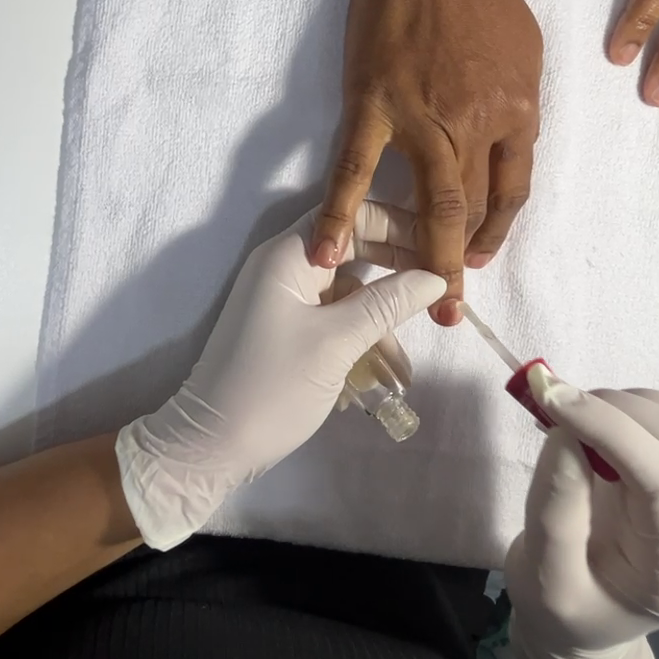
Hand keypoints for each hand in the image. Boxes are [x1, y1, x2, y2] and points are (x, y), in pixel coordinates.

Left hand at [116, 202, 443, 548]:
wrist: (213, 443)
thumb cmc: (272, 385)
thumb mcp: (336, 343)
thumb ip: (386, 303)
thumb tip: (435, 276)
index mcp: (289, 254)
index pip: (351, 215)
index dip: (398, 224)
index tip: (442, 246)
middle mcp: (286, 266)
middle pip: (354, 249)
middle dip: (399, 272)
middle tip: (445, 294)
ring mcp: (287, 298)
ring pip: (351, 290)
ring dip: (384, 319)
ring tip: (412, 364)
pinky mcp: (290, 329)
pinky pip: (337, 318)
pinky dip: (363, 339)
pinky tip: (390, 375)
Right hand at [313, 0, 542, 325]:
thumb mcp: (525, 51)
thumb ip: (516, 107)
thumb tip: (501, 146)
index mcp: (518, 112)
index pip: (512, 190)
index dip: (496, 230)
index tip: (480, 252)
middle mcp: (476, 127)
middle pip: (472, 211)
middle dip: (463, 265)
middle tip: (452, 307)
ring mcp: (423, 121)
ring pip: (427, 208)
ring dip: (424, 263)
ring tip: (421, 306)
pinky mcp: (371, 109)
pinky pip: (352, 172)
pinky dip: (336, 216)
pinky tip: (323, 254)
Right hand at [506, 368, 658, 658]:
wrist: (585, 624)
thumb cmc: (562, 609)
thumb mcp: (543, 574)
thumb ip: (556, 507)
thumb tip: (565, 429)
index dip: (607, 427)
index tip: (548, 393)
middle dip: (611, 410)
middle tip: (552, 408)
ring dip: (621, 405)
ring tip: (573, 422)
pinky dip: (629, 408)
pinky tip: (595, 428)